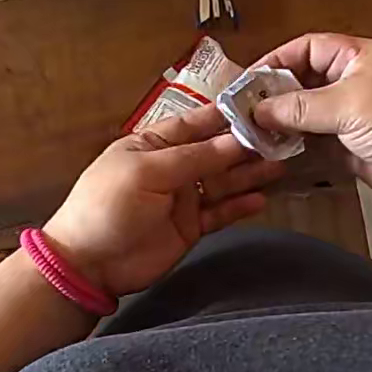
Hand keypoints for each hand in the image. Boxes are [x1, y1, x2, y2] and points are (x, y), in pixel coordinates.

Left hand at [43, 105, 285, 295]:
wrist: (90, 265)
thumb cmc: (108, 206)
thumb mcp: (147, 172)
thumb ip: (194, 157)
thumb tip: (236, 140)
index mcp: (155, 145)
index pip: (197, 123)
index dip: (227, 115)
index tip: (260, 107)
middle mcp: (173, 168)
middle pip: (217, 153)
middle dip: (246, 146)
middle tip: (281, 139)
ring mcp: (183, 199)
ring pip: (224, 182)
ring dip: (249, 175)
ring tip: (280, 166)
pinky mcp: (191, 227)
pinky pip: (221, 212)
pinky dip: (240, 207)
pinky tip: (261, 200)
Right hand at [249, 33, 371, 202]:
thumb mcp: (350, 103)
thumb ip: (301, 106)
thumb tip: (258, 109)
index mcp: (357, 56)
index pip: (308, 48)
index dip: (277, 60)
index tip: (247, 80)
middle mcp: (352, 81)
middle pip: (303, 81)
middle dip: (274, 94)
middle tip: (242, 111)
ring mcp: (351, 115)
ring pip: (306, 113)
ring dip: (282, 122)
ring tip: (251, 131)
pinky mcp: (350, 146)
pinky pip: (315, 140)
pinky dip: (296, 144)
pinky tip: (273, 148)